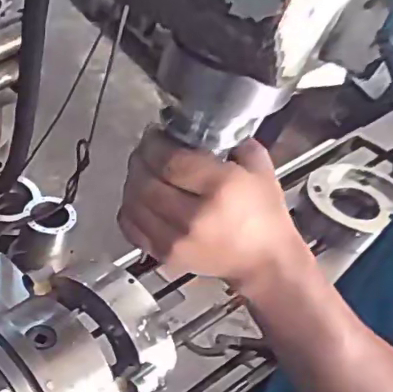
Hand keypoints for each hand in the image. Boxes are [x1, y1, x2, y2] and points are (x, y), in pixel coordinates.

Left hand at [117, 132, 312, 290]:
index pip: (169, 161)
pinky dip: (129, 210)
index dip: (154, 144)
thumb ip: (232, 142)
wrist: (263, 260)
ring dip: (131, 183)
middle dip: (139, 160)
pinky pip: (132, 228)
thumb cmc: (263, 214)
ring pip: (134, 204)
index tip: (154, 135)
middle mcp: (194, 215)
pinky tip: (137, 200)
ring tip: (140, 172)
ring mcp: (176, 240)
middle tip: (144, 152)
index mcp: (220, 187)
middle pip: (146, 182)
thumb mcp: (259, 169)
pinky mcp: (165, 256)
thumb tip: (198, 130)